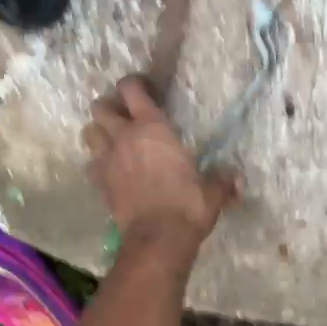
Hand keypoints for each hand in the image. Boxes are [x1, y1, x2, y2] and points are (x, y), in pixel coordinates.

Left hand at [82, 76, 236, 247]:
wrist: (158, 240)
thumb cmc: (187, 208)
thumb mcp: (212, 194)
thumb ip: (222, 181)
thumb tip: (238, 180)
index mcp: (152, 127)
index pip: (131, 88)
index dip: (136, 85)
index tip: (146, 92)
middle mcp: (124, 137)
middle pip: (101, 106)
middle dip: (111, 109)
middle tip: (126, 120)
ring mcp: (108, 160)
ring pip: (89, 132)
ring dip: (99, 134)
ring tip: (114, 144)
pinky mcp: (100, 185)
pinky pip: (91, 165)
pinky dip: (98, 166)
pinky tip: (112, 174)